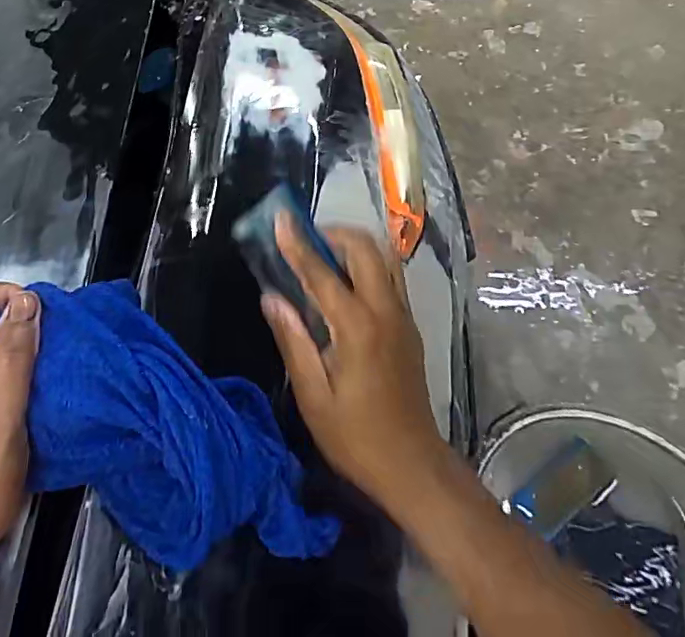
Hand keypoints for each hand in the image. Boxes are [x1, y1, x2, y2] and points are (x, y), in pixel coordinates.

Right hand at [261, 215, 449, 506]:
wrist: (412, 464)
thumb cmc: (356, 437)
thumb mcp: (314, 397)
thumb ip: (294, 341)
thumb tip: (271, 297)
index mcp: (358, 327)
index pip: (322, 272)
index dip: (298, 243)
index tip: (281, 219)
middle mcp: (386, 311)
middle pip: (365, 249)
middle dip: (334, 234)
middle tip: (305, 239)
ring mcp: (404, 316)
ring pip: (385, 258)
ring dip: (355, 246)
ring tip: (324, 255)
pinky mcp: (410, 326)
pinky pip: (391, 278)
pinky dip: (368, 265)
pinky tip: (346, 283)